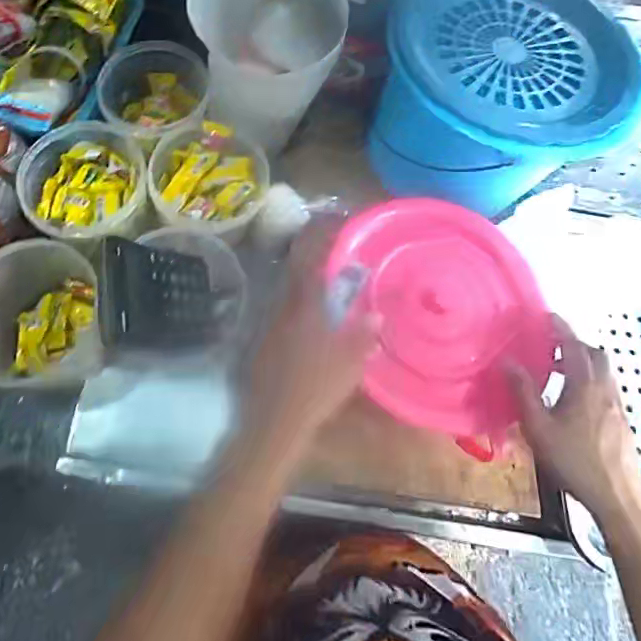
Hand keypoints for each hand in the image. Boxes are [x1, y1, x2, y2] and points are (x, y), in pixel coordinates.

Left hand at [242, 223, 376, 444]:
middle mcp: (284, 309)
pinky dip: (298, 308)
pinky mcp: (265, 341)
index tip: (334, 225)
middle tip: (333, 251)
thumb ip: (363, 333)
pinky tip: (310, 321)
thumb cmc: (319, 387)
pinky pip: (284, 314)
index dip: (321, 240)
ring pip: (289, 295)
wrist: (278, 416)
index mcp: (306, 307)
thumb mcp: (350, 361)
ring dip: (306, 285)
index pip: (311, 263)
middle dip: (313, 258)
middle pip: (296, 274)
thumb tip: (375, 311)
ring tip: (327, 284)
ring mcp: (271, 325)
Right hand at [504, 315, 640, 526]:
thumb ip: (523, 391)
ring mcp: (618, 407)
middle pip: (595, 355)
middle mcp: (606, 391)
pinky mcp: (622, 422)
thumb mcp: (538, 426)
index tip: (546, 316)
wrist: (618, 498)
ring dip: (581, 363)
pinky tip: (570, 399)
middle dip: (573, 344)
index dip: (561, 329)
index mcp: (586, 386)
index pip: (575, 347)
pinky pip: (605, 388)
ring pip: (603, 372)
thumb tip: (506, 360)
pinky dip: (588, 380)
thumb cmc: (573, 460)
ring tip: (555, 370)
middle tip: (548, 344)